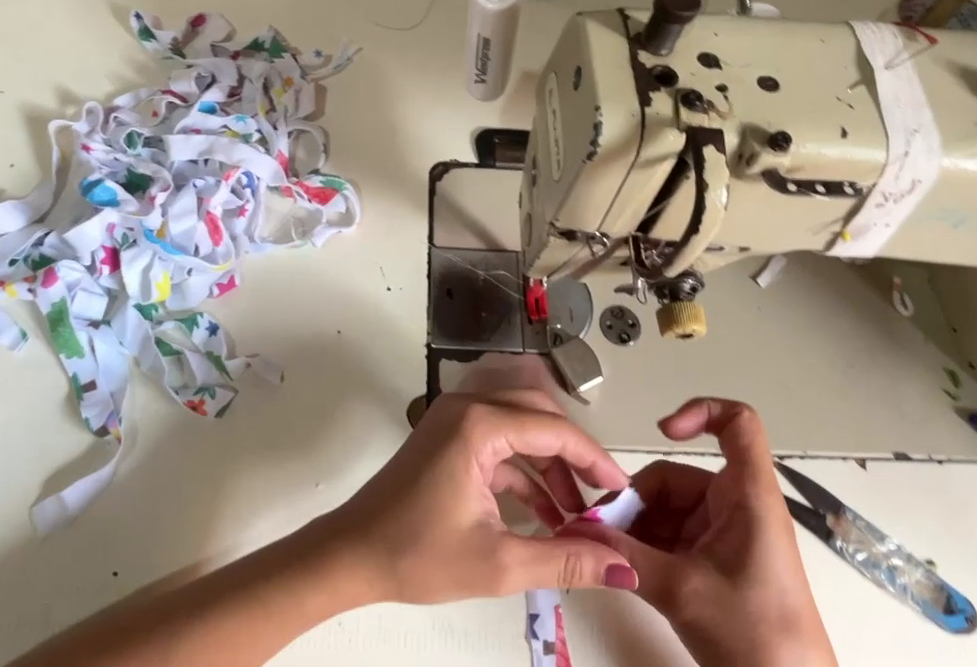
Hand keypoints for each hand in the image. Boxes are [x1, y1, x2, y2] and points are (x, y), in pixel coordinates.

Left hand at [317, 389, 636, 603]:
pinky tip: (544, 512)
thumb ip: (566, 561)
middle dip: (573, 457)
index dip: (594, 460)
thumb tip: (624, 570)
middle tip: (601, 499)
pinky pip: (500, 439)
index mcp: (479, 424)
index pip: (554, 430)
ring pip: (521, 425)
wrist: (352, 554)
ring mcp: (455, 417)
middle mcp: (468, 405)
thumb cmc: (418, 554)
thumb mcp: (499, 563)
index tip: (622, 493)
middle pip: (540, 416)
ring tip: (574, 515)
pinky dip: (523, 470)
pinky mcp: (449, 435)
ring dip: (549, 465)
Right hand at [561, 399, 835, 666]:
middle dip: (635, 500)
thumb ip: (625, 556)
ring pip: (667, 510)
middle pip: (676, 477)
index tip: (662, 432)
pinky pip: (670, 537)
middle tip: (598, 531)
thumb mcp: (682, 591)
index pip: (737, 423)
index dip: (700, 412)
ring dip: (634, 528)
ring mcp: (725, 535)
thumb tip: (575, 532)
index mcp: (747, 496)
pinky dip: (644, 547)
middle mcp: (736, 506)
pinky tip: (622, 567)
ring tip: (606, 555)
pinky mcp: (714, 562)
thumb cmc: (756, 634)